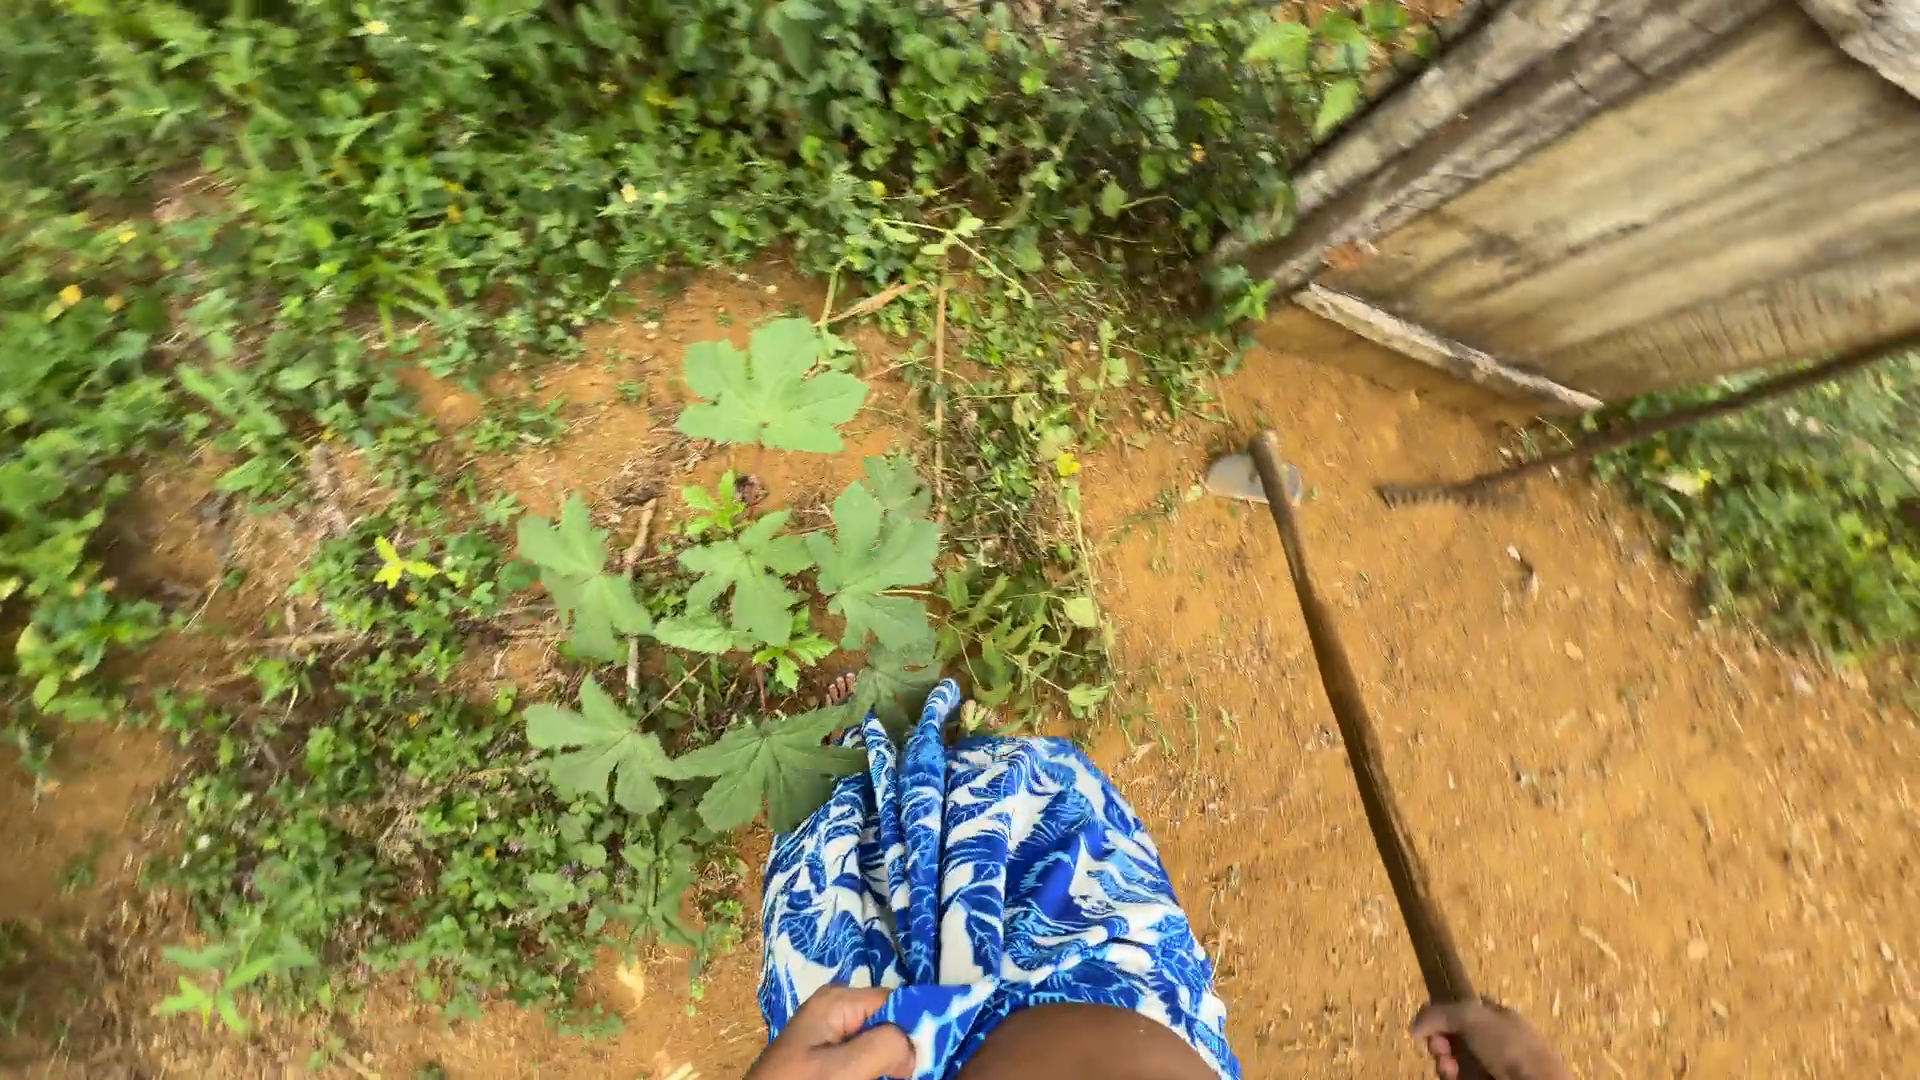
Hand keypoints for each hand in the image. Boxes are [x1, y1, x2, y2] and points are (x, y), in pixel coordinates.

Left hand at [747, 985, 914, 1079]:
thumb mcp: (839, 1069)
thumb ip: (884, 1045)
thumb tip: (914, 1045)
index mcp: (837, 1001)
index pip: (894, 1000)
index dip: (915, 1025)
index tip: (931, 1053)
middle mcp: (835, 1013)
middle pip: (886, 1023)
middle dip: (902, 1049)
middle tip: (910, 1074)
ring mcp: (829, 1040)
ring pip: (876, 1046)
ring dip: (890, 1064)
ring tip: (898, 1076)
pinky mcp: (826, 1063)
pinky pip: (860, 1061)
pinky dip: (873, 1071)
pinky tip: (881, 1077)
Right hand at [1409, 999, 1571, 1079]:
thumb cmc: (1508, 1047)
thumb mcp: (1468, 1016)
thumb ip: (1437, 1013)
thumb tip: (1414, 1029)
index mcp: (1499, 1017)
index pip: (1463, 1009)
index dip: (1443, 1013)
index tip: (1432, 1022)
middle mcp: (1496, 1040)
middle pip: (1454, 1035)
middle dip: (1439, 1039)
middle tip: (1437, 1046)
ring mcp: (1494, 1067)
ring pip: (1455, 1059)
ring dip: (1443, 1060)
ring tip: (1445, 1065)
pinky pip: (1460, 1077)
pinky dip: (1450, 1076)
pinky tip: (1450, 1075)